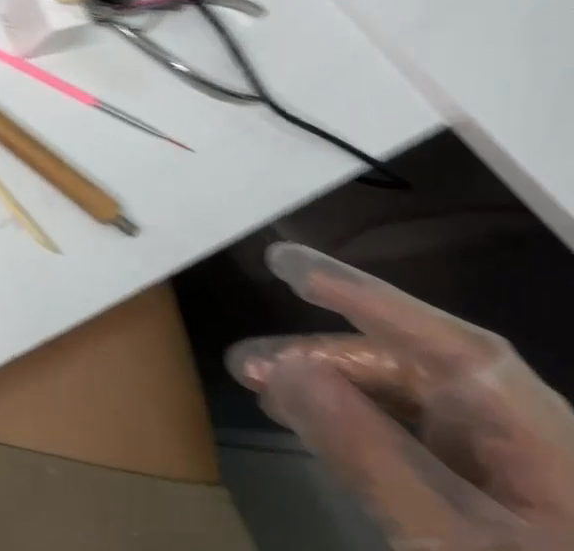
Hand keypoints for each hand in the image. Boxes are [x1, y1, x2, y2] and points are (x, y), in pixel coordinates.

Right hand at [230, 242, 573, 549]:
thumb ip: (370, 453)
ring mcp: (511, 473)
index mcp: (540, 437)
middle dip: (324, 357)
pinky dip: (349, 422)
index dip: (367, 298)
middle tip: (246, 363)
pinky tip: (303, 422)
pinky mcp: (490, 503)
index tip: (284, 263)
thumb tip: (286, 368)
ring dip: (326, 388)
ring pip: (406, 404)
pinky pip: (410, 440)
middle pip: (418, 372)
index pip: (454, 346)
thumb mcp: (446, 535)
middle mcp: (527, 438)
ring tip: (259, 389)